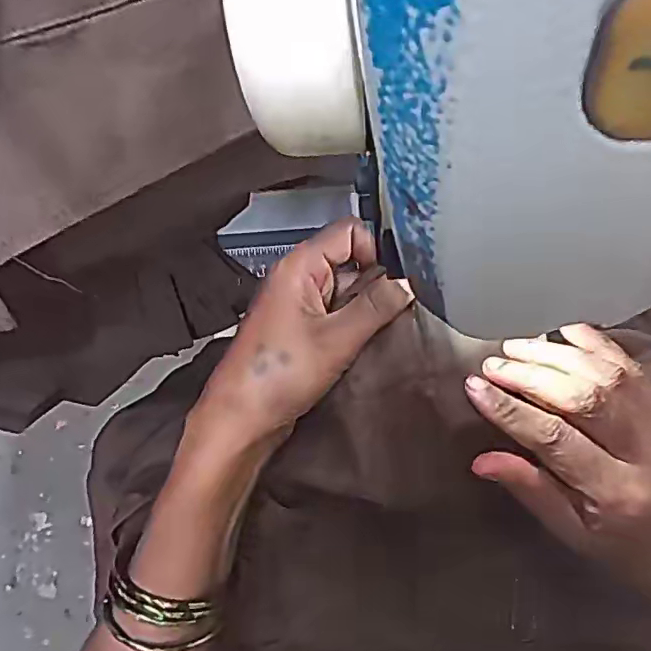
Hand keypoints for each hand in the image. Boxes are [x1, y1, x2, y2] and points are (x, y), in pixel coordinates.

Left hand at [193, 218, 413, 448]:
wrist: (242, 418)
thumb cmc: (274, 376)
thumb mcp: (336, 339)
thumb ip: (376, 306)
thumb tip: (407, 283)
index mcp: (299, 267)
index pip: (349, 232)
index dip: (377, 251)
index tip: (397, 281)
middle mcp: (298, 280)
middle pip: (351, 263)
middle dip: (375, 287)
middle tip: (390, 315)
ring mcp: (300, 307)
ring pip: (347, 294)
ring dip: (366, 312)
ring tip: (372, 337)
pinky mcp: (303, 332)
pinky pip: (337, 318)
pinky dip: (353, 330)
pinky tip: (360, 349)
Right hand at [464, 323, 650, 618]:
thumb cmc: (614, 547)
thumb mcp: (567, 532)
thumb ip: (530, 490)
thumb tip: (481, 460)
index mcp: (618, 495)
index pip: (558, 440)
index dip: (512, 410)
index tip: (475, 388)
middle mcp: (648, 456)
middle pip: (587, 398)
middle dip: (534, 375)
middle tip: (494, 364)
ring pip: (611, 376)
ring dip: (561, 355)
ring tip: (519, 348)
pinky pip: (634, 369)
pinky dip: (598, 346)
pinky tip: (564, 334)